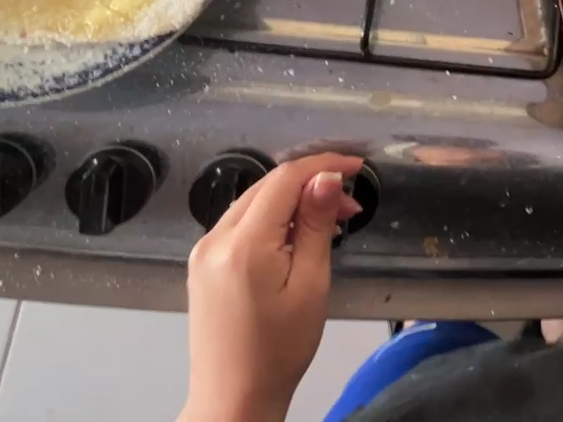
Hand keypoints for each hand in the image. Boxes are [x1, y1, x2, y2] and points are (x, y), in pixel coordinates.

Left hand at [181, 153, 364, 421]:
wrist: (233, 401)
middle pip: (269, 185)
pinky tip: (299, 234)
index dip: (323, 164)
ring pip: (256, 200)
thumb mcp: (310, 284)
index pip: (285, 178)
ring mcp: (205, 251)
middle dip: (312, 182)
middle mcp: (216, 238)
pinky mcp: (204, 263)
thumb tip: (327, 176)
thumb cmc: (280, 348)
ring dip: (294, 198)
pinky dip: (275, 216)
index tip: (358, 166)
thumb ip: (317, 224)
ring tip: (332, 220)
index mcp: (244, 244)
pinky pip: (243, 221)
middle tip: (350, 203)